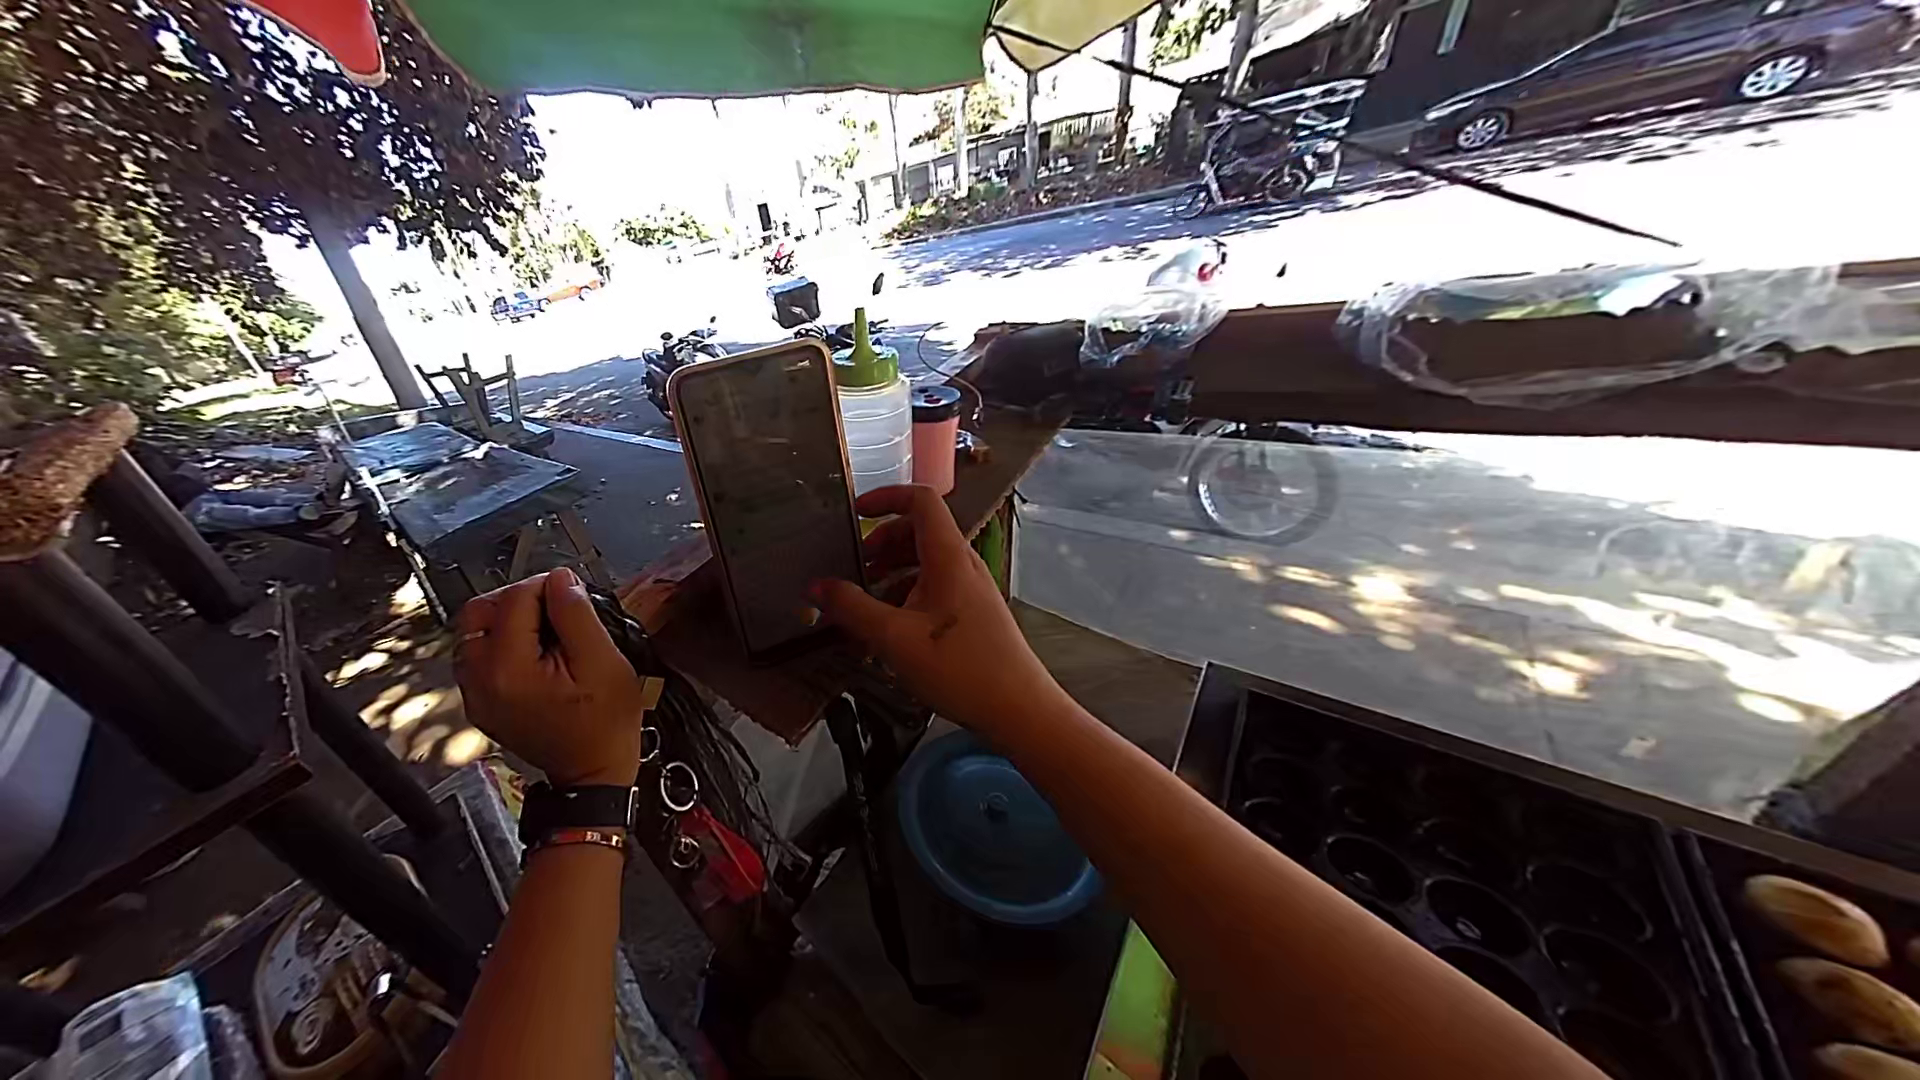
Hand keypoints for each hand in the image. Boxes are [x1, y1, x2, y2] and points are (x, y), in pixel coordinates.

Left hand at [454, 568, 646, 786]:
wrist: (592, 771)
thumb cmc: (606, 720)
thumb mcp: (604, 662)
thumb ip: (578, 617)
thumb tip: (561, 579)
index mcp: (508, 669)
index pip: (514, 600)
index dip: (549, 587)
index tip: (577, 592)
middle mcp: (479, 680)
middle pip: (481, 611)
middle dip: (521, 598)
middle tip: (560, 605)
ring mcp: (475, 694)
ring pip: (477, 631)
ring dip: (511, 618)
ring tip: (551, 627)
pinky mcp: (481, 702)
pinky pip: (481, 655)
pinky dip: (506, 641)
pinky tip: (539, 650)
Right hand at [811, 485, 1064, 737]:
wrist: (1018, 708)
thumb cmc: (958, 669)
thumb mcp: (895, 639)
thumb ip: (852, 608)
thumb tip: (815, 586)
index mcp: (948, 556)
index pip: (921, 500)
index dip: (886, 497)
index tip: (855, 513)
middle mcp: (962, 563)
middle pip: (919, 531)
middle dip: (881, 542)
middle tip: (854, 568)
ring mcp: (971, 587)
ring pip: (925, 562)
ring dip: (892, 572)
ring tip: (864, 602)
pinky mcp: (973, 611)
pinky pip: (935, 587)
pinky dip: (907, 594)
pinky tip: (889, 628)